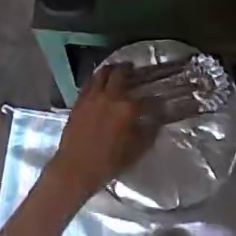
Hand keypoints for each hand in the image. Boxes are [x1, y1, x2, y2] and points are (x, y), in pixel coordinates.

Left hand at [48, 66, 154, 200]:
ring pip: (101, 74)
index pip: (147, 99)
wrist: (76, 168)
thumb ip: (148, 132)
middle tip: (131, 68)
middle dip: (128, 69)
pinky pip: (88, 84)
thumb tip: (155, 121)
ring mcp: (92, 97)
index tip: (159, 101)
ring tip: (114, 69)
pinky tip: (97, 83)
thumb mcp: (136, 150)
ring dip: (109, 69)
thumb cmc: (109, 162)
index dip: (155, 100)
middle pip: (120, 74)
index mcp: (128, 109)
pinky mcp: (79, 102)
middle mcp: (110, 97)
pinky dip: (95, 80)